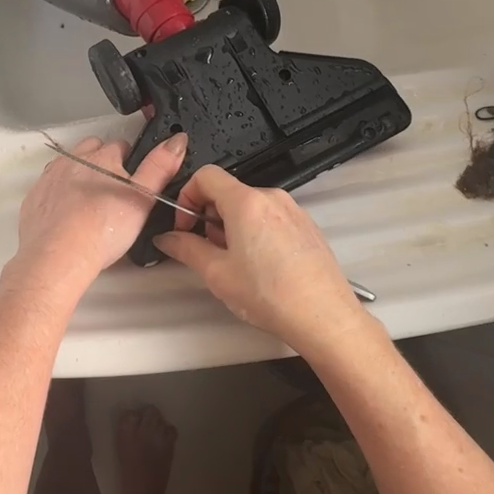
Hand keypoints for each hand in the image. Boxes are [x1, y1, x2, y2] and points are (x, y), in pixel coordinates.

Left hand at [8, 133, 187, 292]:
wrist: (59, 256)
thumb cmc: (101, 231)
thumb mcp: (143, 199)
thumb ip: (160, 167)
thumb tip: (177, 141)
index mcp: (102, 156)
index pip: (121, 146)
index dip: (130, 163)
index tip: (133, 181)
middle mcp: (73, 160)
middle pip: (93, 151)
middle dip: (103, 165)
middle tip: (113, 194)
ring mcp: (51, 177)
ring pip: (70, 167)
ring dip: (80, 178)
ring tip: (92, 206)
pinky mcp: (35, 197)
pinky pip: (50, 187)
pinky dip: (59, 196)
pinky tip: (69, 216)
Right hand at [153, 165, 365, 348]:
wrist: (324, 317)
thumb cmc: (274, 296)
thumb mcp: (217, 273)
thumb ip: (186, 249)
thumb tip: (169, 239)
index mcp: (246, 202)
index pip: (206, 176)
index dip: (187, 197)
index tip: (185, 224)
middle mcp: (271, 199)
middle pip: (228, 192)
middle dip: (210, 217)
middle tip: (208, 250)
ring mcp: (292, 211)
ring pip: (249, 206)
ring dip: (233, 227)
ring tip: (235, 264)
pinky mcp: (306, 227)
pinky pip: (271, 218)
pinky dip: (256, 233)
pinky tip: (259, 267)